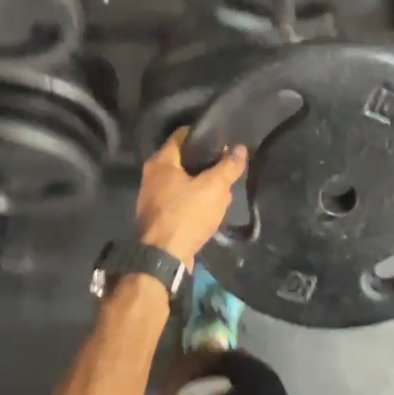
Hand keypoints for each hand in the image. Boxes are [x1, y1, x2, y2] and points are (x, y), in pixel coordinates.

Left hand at [136, 128, 248, 265]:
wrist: (162, 259)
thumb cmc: (186, 214)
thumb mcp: (214, 187)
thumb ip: (228, 166)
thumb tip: (240, 149)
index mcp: (161, 161)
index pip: (183, 135)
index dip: (204, 135)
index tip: (223, 141)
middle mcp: (152, 175)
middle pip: (185, 160)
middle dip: (208, 166)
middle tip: (227, 171)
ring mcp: (153, 198)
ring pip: (184, 183)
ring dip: (204, 188)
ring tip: (224, 194)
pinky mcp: (159, 218)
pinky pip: (180, 202)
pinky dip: (195, 204)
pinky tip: (212, 212)